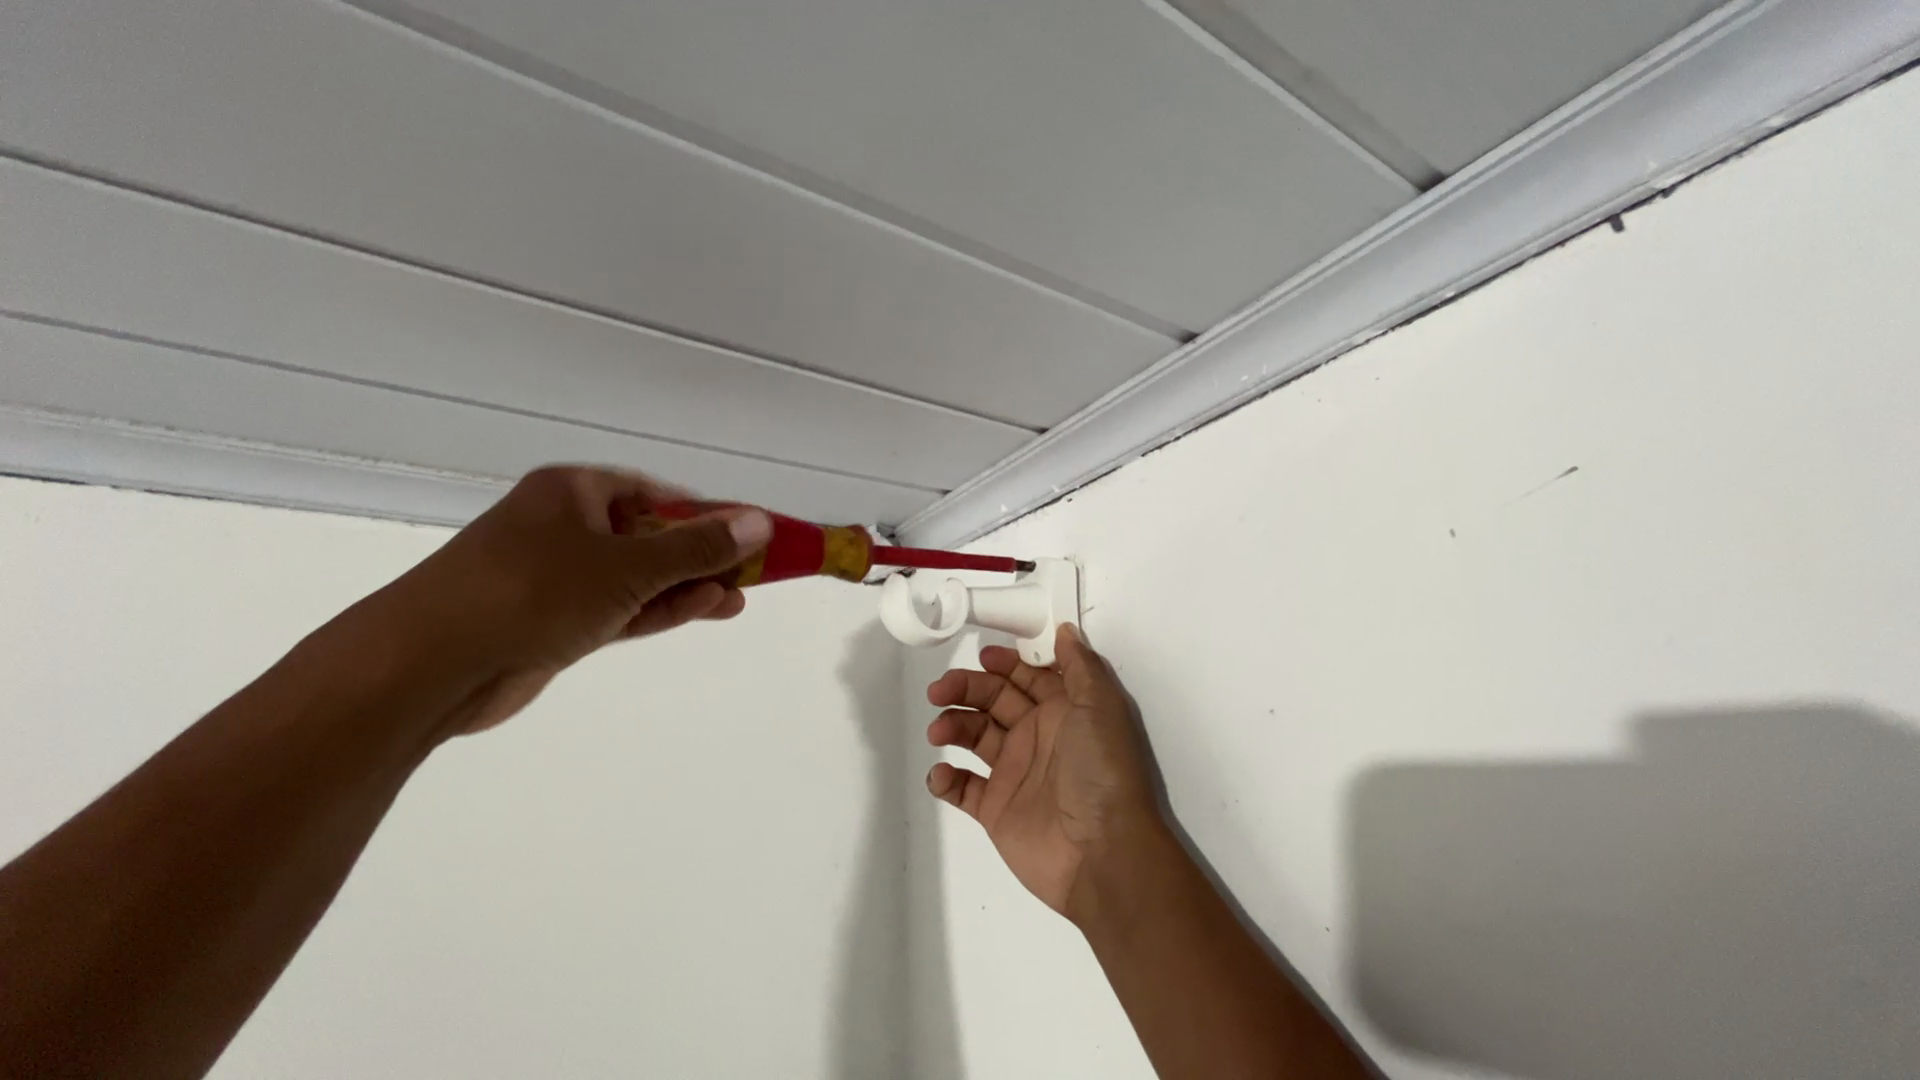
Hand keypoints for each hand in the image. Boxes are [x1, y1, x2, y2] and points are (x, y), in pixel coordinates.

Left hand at [360, 466, 770, 733]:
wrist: (430, 665)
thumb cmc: (532, 591)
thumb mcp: (627, 566)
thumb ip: (696, 548)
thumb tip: (760, 522)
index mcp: (572, 492)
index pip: (653, 493)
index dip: (704, 512)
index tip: (747, 533)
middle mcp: (564, 528)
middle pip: (649, 536)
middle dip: (701, 555)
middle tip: (753, 572)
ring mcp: (558, 578)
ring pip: (637, 577)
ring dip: (686, 587)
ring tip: (740, 597)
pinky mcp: (554, 622)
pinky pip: (620, 608)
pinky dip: (659, 610)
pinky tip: (705, 611)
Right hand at [925, 625, 1161, 916]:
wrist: (1101, 852)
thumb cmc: (1100, 771)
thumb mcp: (1100, 706)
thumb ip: (1080, 665)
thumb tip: (1064, 630)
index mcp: (1064, 711)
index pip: (1028, 676)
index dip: (1004, 663)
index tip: (981, 657)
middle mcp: (1038, 737)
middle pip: (994, 701)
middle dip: (966, 689)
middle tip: (940, 690)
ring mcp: (1015, 774)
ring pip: (974, 737)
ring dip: (952, 726)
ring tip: (939, 731)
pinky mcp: (996, 810)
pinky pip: (962, 788)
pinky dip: (945, 779)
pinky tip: (942, 774)